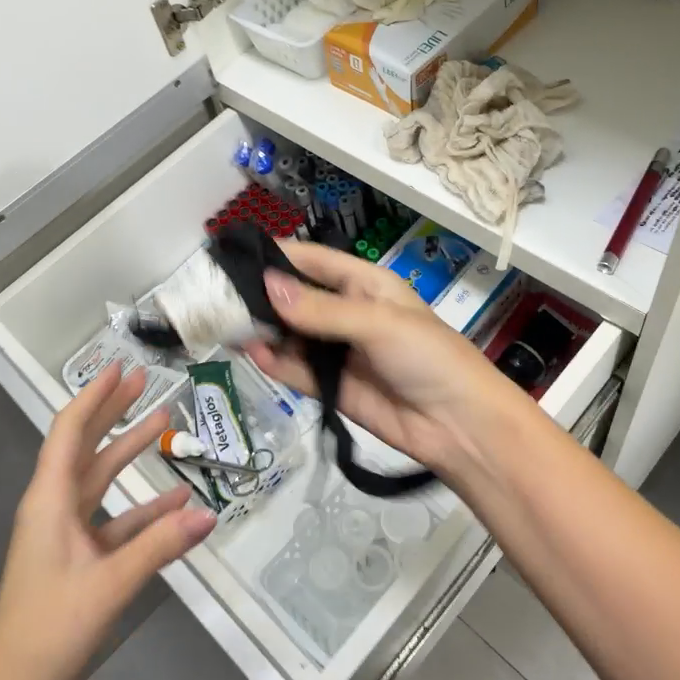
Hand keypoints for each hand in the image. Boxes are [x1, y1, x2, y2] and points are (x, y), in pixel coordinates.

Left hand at [0, 367, 215, 679]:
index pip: (69, 432)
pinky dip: (143, 510)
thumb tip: (210, 513)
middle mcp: (54, 509)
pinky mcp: (78, 560)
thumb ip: (159, 545)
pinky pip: (115, 522)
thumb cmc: (51, 628)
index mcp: (48, 502)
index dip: (94, 397)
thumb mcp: (109, 584)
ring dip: (130, 456)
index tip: (120, 368)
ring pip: (101, 482)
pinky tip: (178, 503)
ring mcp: (65, 536)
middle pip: (85, 448)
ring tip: (164, 426)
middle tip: (144, 383)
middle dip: (112, 413)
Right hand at [245, 241, 540, 481]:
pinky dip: (275, 362)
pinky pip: (297, 371)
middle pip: (297, 299)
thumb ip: (321, 309)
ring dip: (264, 330)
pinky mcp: (333, 389)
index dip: (279, 256)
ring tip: (225, 324)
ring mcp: (339, 353)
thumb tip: (268, 286)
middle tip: (218, 295)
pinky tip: (251, 352)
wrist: (461, 426)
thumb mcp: (378, 322)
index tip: (236, 253)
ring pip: (292, 336)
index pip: (315, 261)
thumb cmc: (429, 357)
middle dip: (263, 296)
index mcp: (366, 285)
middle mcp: (349, 314)